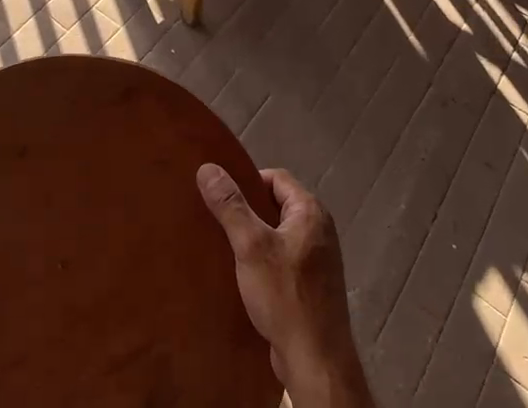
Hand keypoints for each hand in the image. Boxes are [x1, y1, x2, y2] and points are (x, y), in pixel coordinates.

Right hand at [196, 164, 374, 407]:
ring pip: (278, 234)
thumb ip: (231, 206)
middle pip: (276, 206)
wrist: (315, 359)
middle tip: (216, 220)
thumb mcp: (251, 245)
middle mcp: (319, 230)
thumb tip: (207, 167)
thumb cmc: (285, 295)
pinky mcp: (312, 285)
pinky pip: (282, 259)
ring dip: (253, 238)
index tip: (221, 197)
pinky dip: (263, 261)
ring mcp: (318, 259)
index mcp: (311, 212)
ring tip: (223, 246)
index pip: (276, 178)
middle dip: (247, 211)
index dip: (247, 182)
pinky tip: (241, 275)